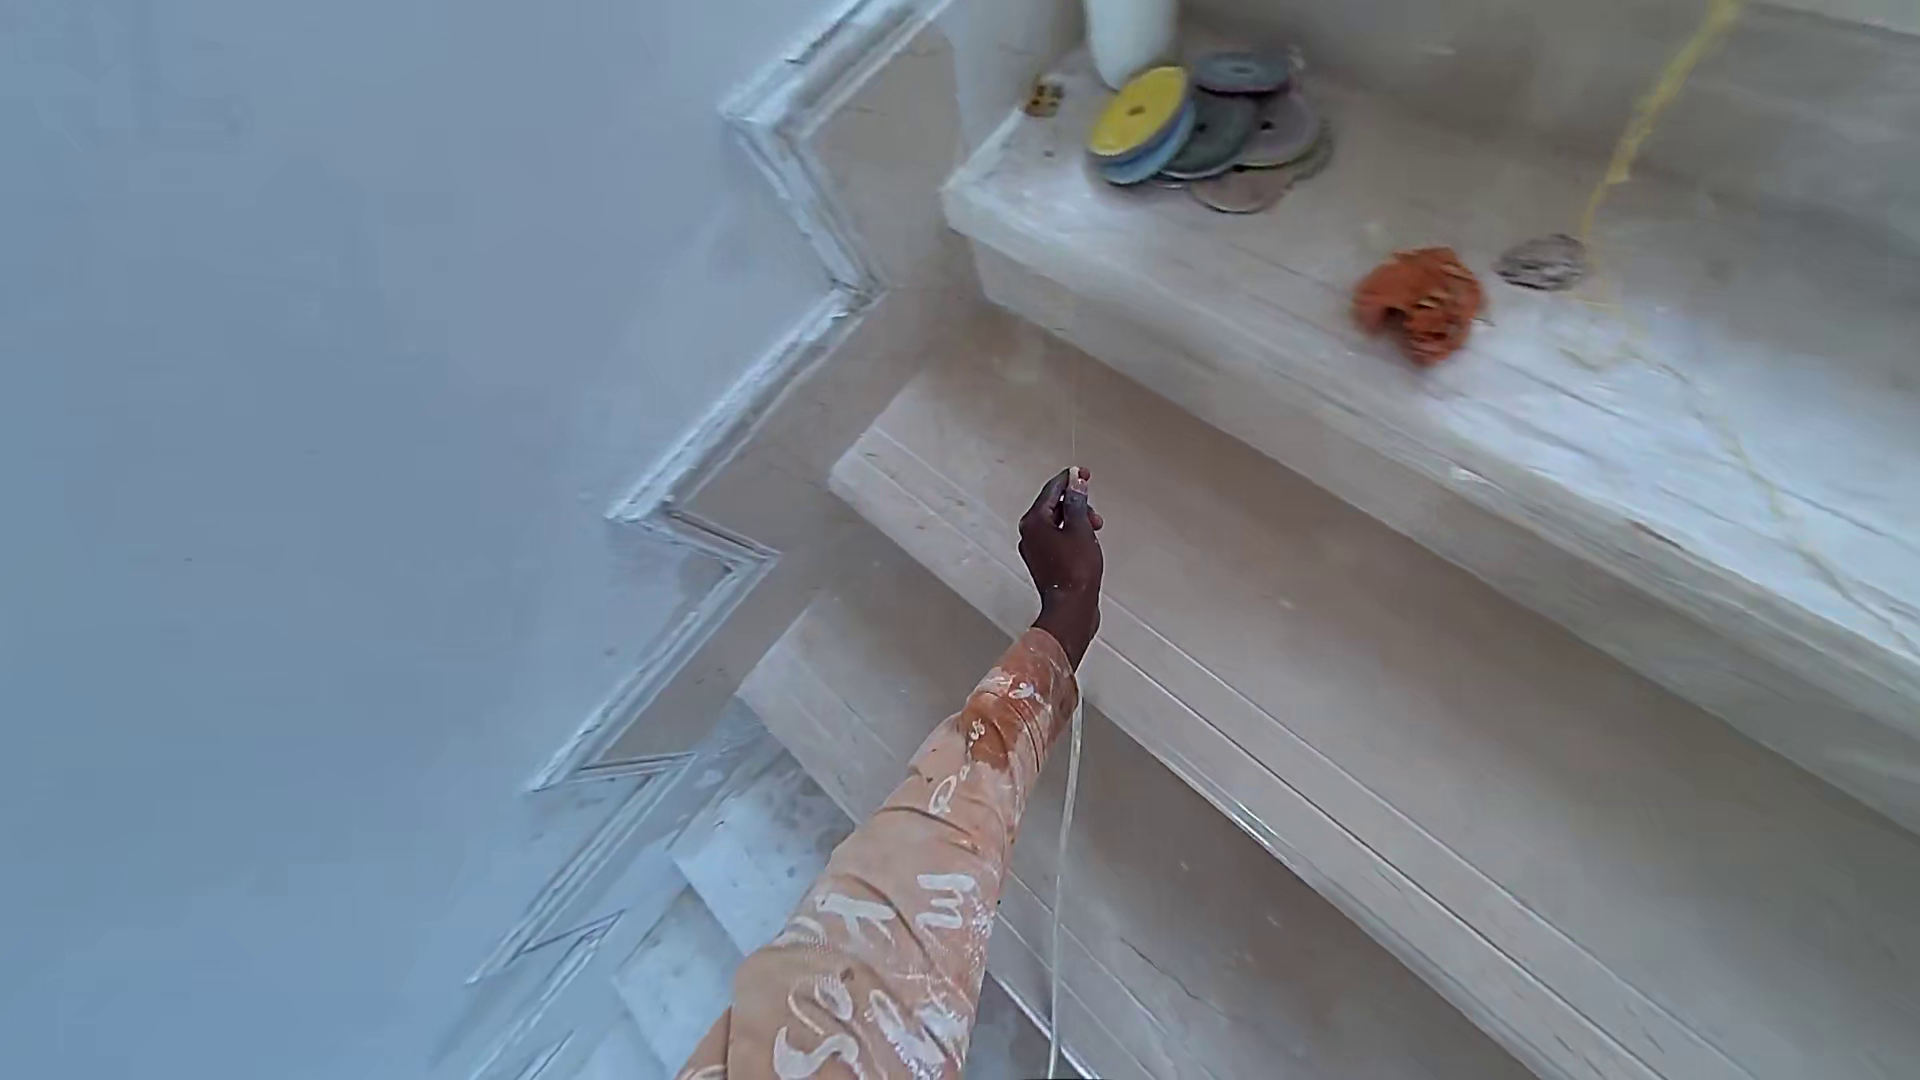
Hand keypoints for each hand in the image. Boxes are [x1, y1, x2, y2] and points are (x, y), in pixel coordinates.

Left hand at [1019, 467, 1103, 667]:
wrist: (1072, 608)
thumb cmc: (1076, 572)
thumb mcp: (1081, 528)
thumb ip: (1077, 502)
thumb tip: (1075, 483)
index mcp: (1033, 522)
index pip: (1051, 490)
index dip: (1069, 479)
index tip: (1081, 473)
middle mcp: (1029, 534)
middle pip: (1052, 506)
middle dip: (1076, 504)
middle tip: (1094, 514)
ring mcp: (1034, 549)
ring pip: (1055, 523)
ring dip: (1076, 521)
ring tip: (1094, 531)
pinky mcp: (1043, 562)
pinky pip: (1056, 539)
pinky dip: (1071, 535)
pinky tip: (1086, 543)